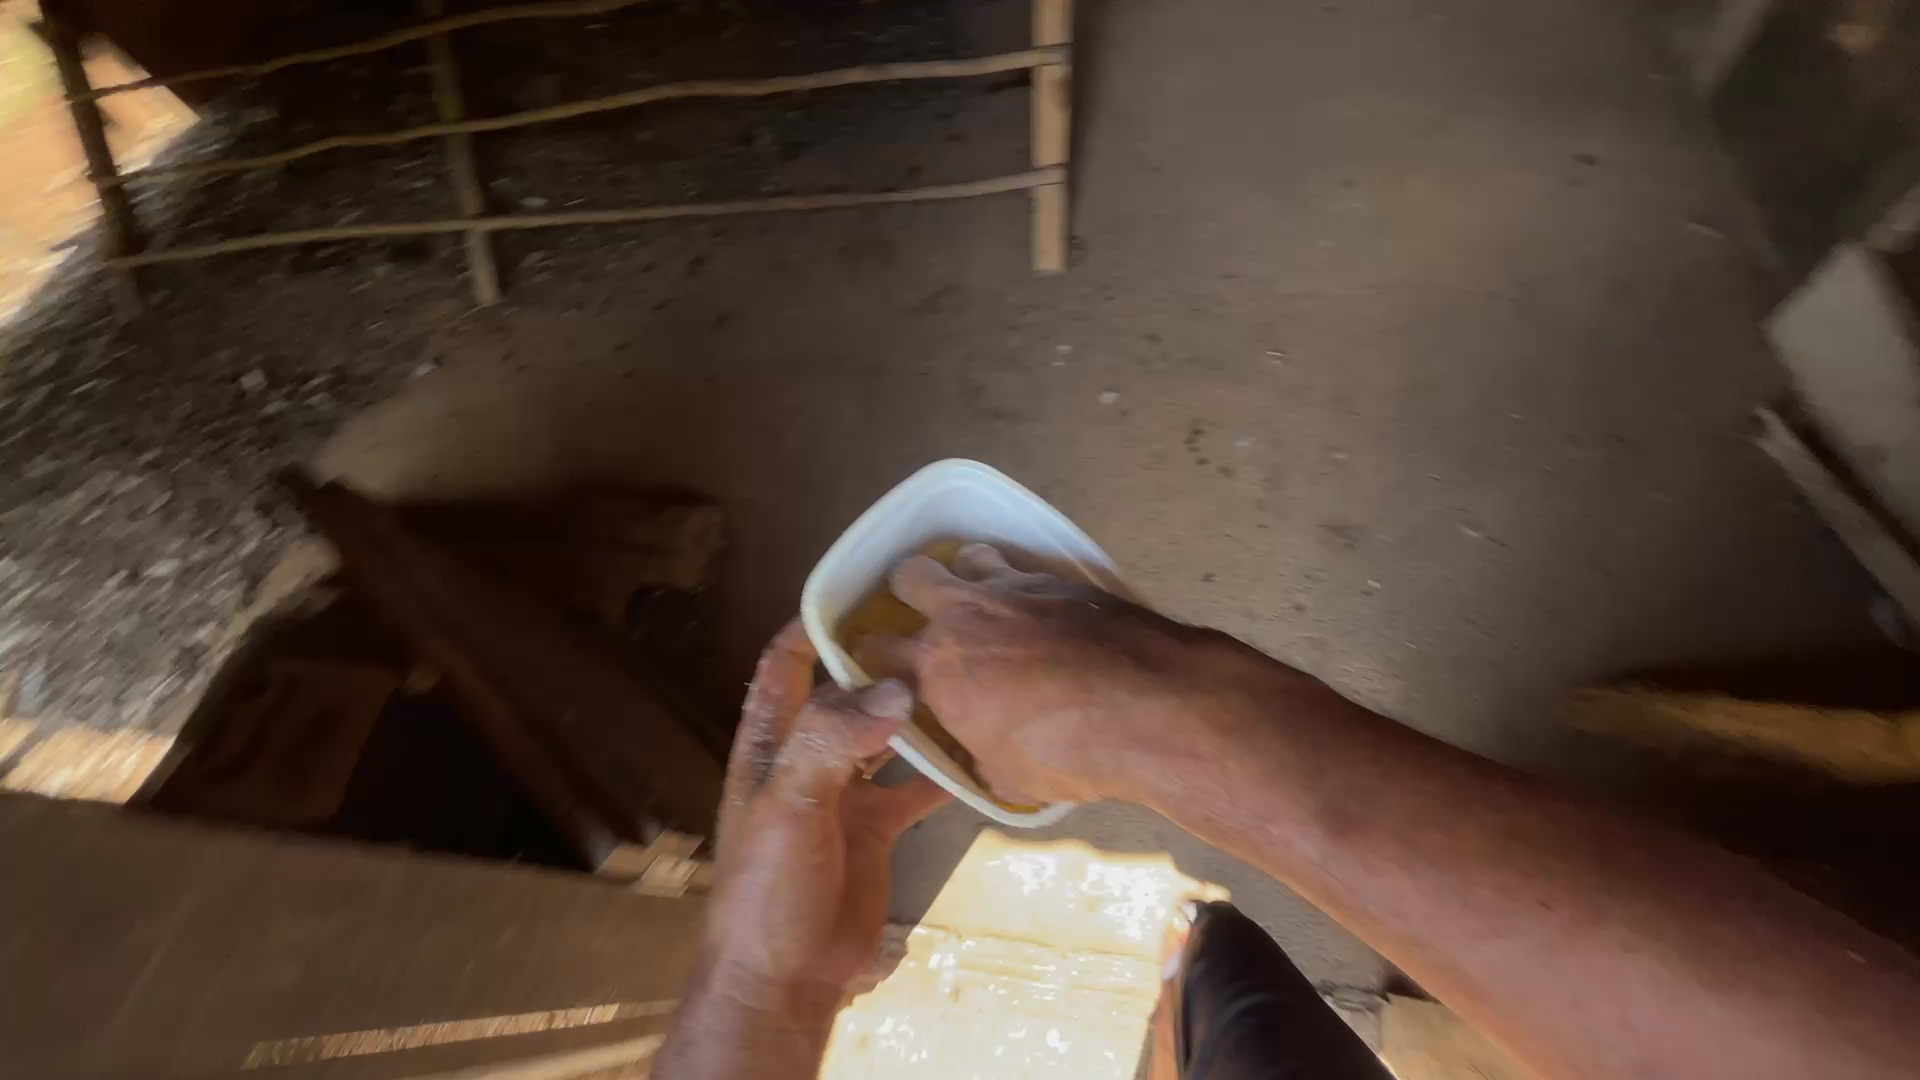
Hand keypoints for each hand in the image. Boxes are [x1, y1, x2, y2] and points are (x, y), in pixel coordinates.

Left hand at [702, 618, 949, 1005]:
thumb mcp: (790, 805)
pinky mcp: (875, 826)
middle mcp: (808, 754)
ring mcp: (844, 790)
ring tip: (962, 676)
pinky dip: (942, 770)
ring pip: (884, 735)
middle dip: (879, 661)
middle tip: (931, 627)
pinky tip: (979, 751)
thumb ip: (834, 743)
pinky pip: (914, 785)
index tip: (861, 590)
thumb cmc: (770, 886)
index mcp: (771, 739)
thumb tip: (896, 691)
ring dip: (915, 712)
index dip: (813, 623)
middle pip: (845, 691)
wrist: (785, 978)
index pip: (786, 662)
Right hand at [860, 542, 1305, 808]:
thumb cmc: (1065, 752)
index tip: (880, 662)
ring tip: (989, 601)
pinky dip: (1023, 586)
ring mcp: (1014, 587)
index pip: (875, 648)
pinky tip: (1044, 612)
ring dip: (970, 575)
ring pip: (970, 555)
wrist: (1146, 706)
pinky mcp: (1061, 578)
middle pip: (910, 574)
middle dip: (908, 589)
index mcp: (936, 665)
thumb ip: (977, 750)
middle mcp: (964, 613)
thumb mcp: (1005, 776)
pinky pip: (1026, 568)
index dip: (871, 654)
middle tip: (926, 610)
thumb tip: (980, 745)